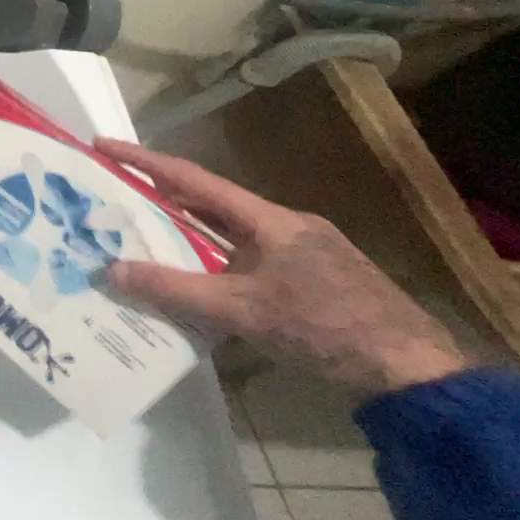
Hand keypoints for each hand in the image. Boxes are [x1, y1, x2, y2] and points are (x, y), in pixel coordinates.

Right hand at [95, 139, 467, 394]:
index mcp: (269, 220)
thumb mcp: (240, 311)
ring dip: (187, 229)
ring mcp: (305, 251)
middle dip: (160, 196)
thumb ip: (172, 288)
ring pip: (230, 229)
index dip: (143, 160)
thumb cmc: (326, 329)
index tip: (101, 144)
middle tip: (114, 193)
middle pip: (209, 201)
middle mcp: (286, 225)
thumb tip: (108, 270)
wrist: (418, 375)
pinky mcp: (315, 277)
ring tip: (143, 233)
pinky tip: (197, 275)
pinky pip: (248, 254)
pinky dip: (213, 255)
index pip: (192, 179)